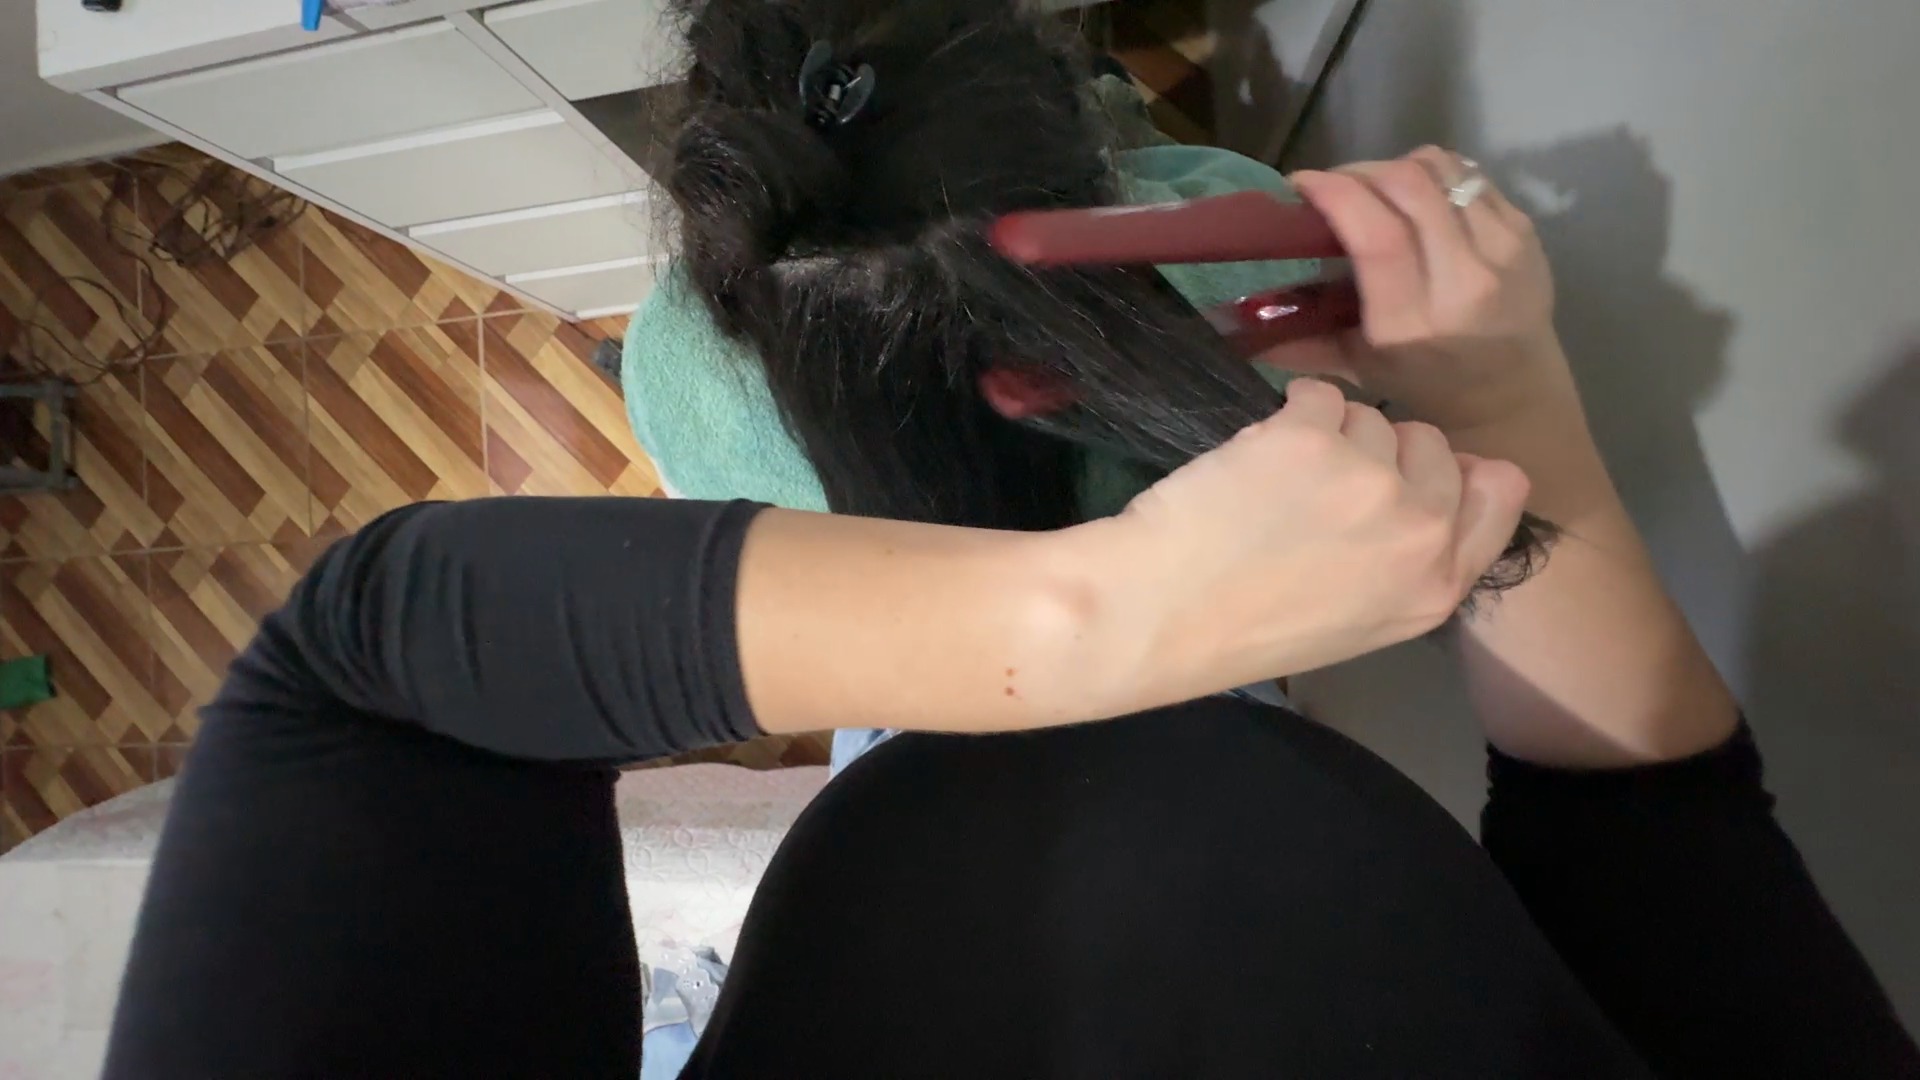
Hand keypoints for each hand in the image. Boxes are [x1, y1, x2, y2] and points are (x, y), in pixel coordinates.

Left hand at [1062, 379, 1530, 712]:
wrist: (1156, 614)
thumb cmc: (1236, 628)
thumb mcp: (1347, 617)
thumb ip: (1396, 560)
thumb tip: (1413, 491)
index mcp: (1435, 587)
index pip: (1499, 490)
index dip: (1450, 470)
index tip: (1403, 470)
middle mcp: (1420, 531)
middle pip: (1430, 444)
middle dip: (1377, 450)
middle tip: (1312, 483)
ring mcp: (1369, 479)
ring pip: (1367, 416)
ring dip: (1323, 433)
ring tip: (1268, 481)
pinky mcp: (1311, 439)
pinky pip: (1316, 393)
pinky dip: (1288, 410)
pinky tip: (1250, 453)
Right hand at [1270, 147, 1577, 432]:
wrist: (1506, 388)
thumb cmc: (1417, 382)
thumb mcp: (1353, 371)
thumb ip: (1296, 346)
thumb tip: (1231, 327)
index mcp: (1411, 322)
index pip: (1379, 236)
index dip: (1338, 195)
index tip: (1300, 186)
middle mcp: (1463, 280)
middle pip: (1409, 187)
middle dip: (1359, 172)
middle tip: (1328, 186)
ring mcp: (1502, 248)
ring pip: (1440, 169)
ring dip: (1393, 168)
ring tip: (1367, 188)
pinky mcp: (1523, 227)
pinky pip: (1467, 175)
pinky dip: (1428, 176)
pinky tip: (1408, 198)